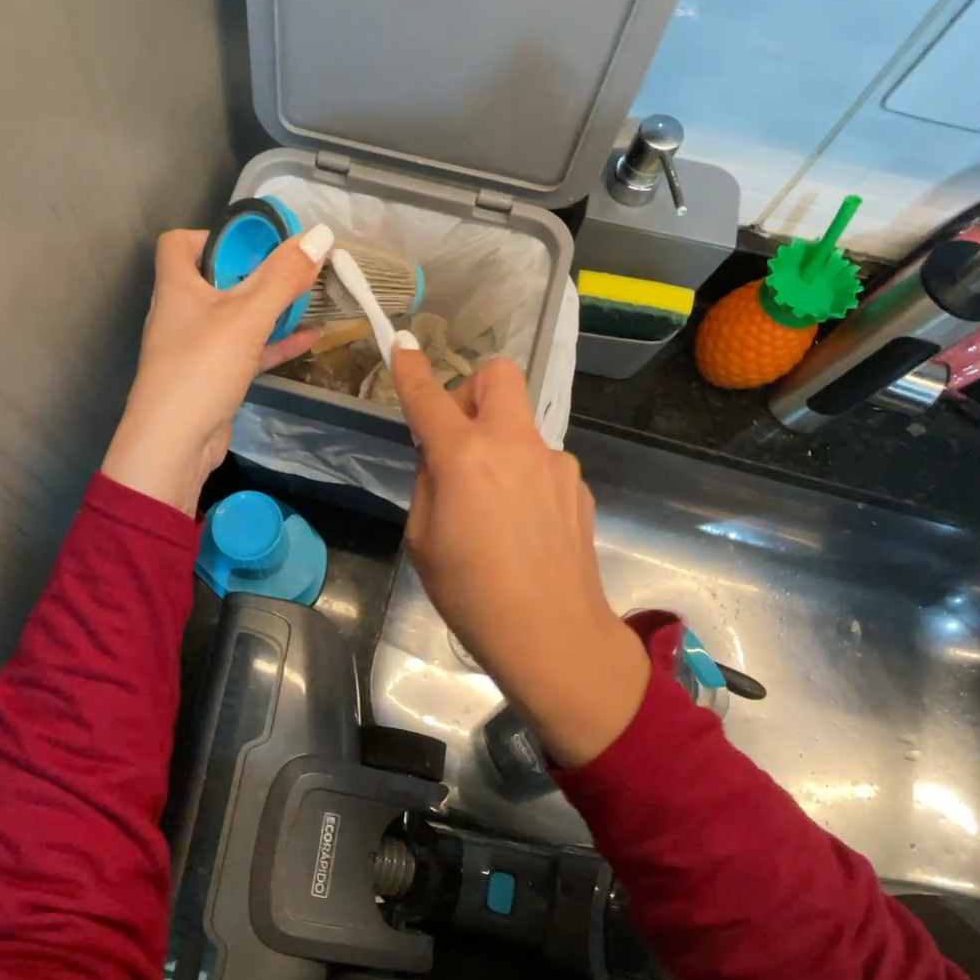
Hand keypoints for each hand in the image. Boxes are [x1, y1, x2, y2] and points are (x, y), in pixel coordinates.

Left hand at [102, 225, 331, 513]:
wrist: (175, 444)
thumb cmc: (201, 368)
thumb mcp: (247, 316)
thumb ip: (282, 277)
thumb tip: (319, 235)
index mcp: (176, 286)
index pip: (179, 242)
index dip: (212, 235)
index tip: (251, 243)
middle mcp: (181, 312)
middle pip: (215, 278)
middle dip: (254, 271)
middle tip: (291, 268)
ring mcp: (197, 347)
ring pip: (235, 316)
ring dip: (268, 307)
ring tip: (306, 297)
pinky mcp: (213, 377)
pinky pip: (247, 349)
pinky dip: (274, 342)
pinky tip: (310, 337)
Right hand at [391, 342, 647, 766]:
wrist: (552, 635)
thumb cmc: (471, 594)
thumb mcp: (422, 540)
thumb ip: (429, 485)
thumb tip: (440, 459)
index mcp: (464, 457)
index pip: (429, 398)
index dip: (410, 369)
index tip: (402, 345)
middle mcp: (513, 444)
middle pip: (499, 376)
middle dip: (472, 388)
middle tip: (458, 434)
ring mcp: (554, 462)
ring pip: (520, 425)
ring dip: (499, 444)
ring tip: (491, 506)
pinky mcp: (578, 486)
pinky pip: (541, 462)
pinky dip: (523, 477)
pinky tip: (521, 526)